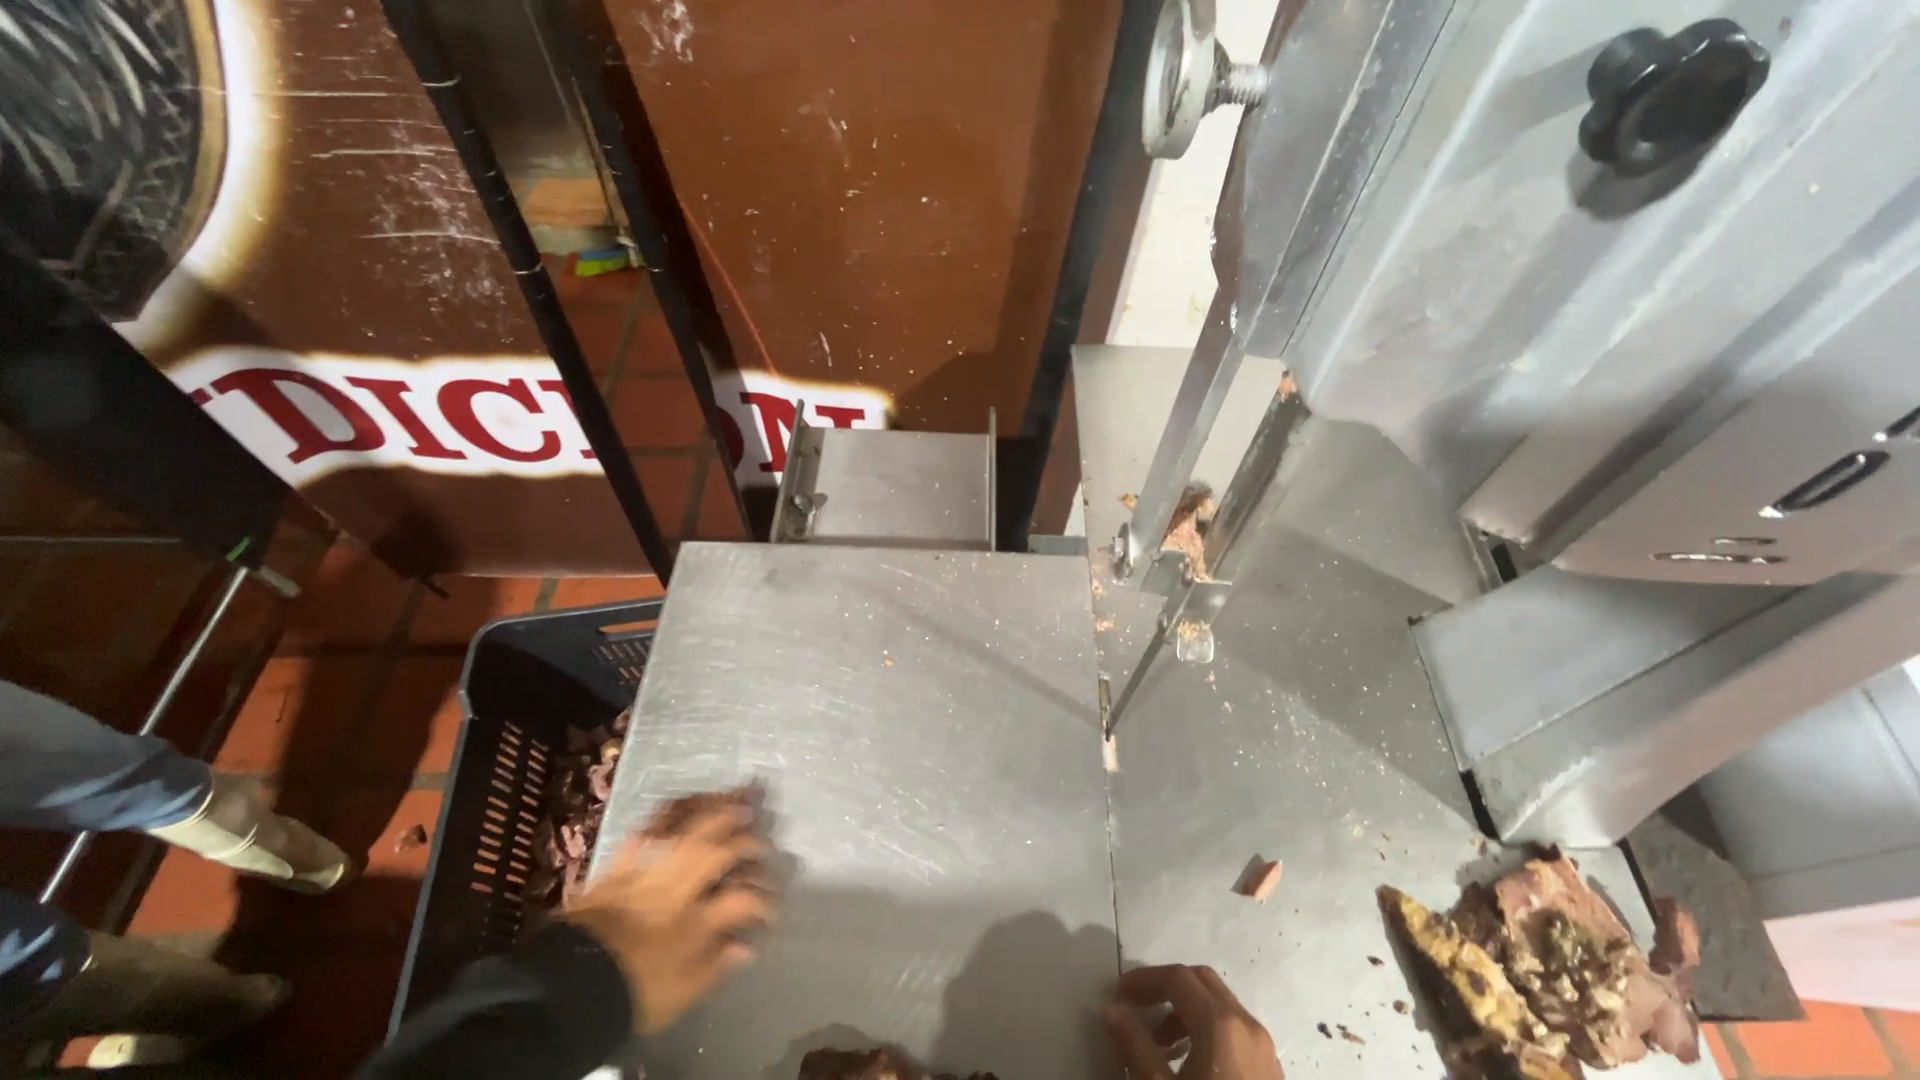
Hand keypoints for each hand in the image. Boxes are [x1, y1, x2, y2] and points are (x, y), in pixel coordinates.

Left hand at [562, 802, 773, 1032]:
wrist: (562, 986)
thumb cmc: (628, 990)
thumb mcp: (681, 990)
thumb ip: (717, 964)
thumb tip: (746, 945)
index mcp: (694, 920)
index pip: (743, 897)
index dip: (762, 897)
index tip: (769, 906)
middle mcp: (674, 886)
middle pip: (715, 848)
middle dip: (740, 833)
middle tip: (756, 818)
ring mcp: (645, 867)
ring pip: (684, 826)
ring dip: (711, 807)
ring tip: (729, 796)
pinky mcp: (619, 861)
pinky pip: (650, 824)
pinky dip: (673, 810)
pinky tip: (682, 805)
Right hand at [1105, 964, 1282, 1078]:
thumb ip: (1134, 1044)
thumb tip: (1113, 1009)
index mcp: (1220, 1023)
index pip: (1177, 977)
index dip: (1143, 980)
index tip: (1117, 996)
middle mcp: (1247, 1025)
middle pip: (1202, 982)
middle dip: (1165, 989)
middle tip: (1137, 1010)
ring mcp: (1265, 1049)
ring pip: (1221, 1006)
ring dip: (1186, 1011)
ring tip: (1160, 1046)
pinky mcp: (1272, 1072)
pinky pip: (1236, 1031)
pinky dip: (1208, 1031)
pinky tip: (1191, 1067)